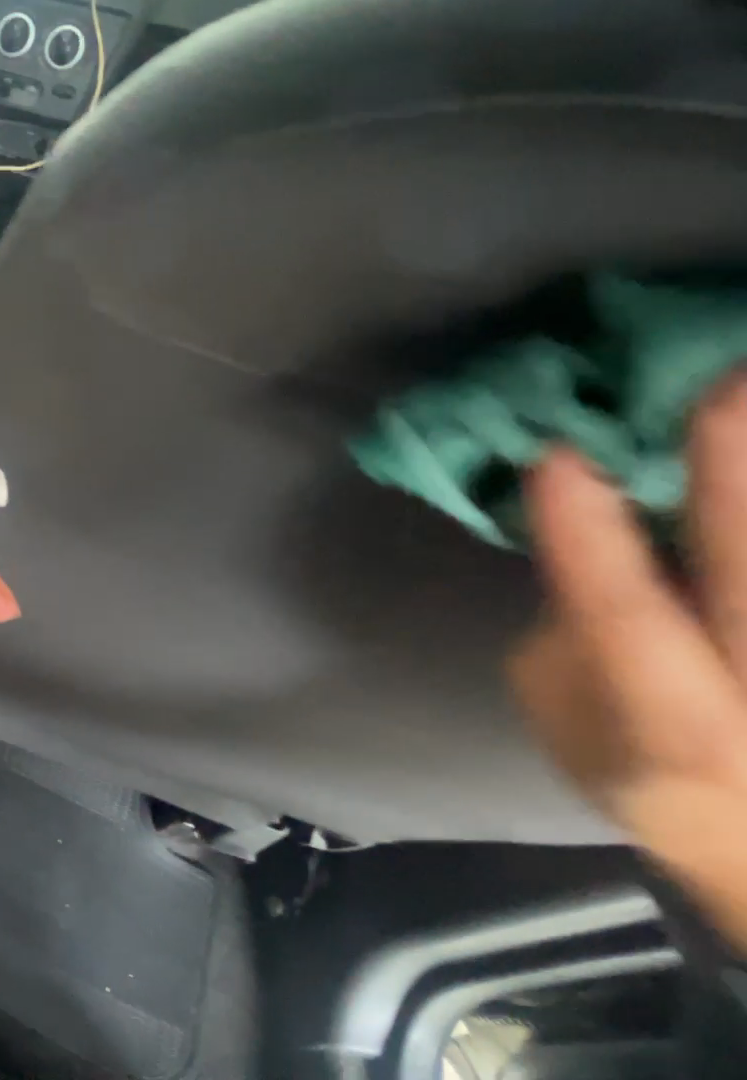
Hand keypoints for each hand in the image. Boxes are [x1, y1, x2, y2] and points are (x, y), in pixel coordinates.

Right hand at [514, 377, 746, 948]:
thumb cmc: (635, 768)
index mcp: (668, 724)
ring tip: (740, 388)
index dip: (588, 537)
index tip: (560, 456)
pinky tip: (743, 450)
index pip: (623, 618)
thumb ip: (578, 630)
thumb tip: (604, 528)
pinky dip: (744, 506)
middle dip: (734, 482)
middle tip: (722, 383)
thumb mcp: (568, 715)